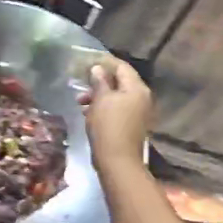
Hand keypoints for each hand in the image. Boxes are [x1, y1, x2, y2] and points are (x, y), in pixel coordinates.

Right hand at [80, 57, 151, 171]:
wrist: (118, 162)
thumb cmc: (108, 127)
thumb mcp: (101, 100)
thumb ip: (100, 82)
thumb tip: (98, 69)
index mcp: (137, 88)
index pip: (122, 67)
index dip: (104, 62)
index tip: (87, 61)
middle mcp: (142, 98)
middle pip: (120, 82)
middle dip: (99, 82)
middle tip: (81, 84)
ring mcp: (139, 113)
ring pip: (117, 97)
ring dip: (99, 96)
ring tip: (80, 102)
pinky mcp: (132, 125)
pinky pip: (117, 110)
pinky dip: (104, 108)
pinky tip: (88, 113)